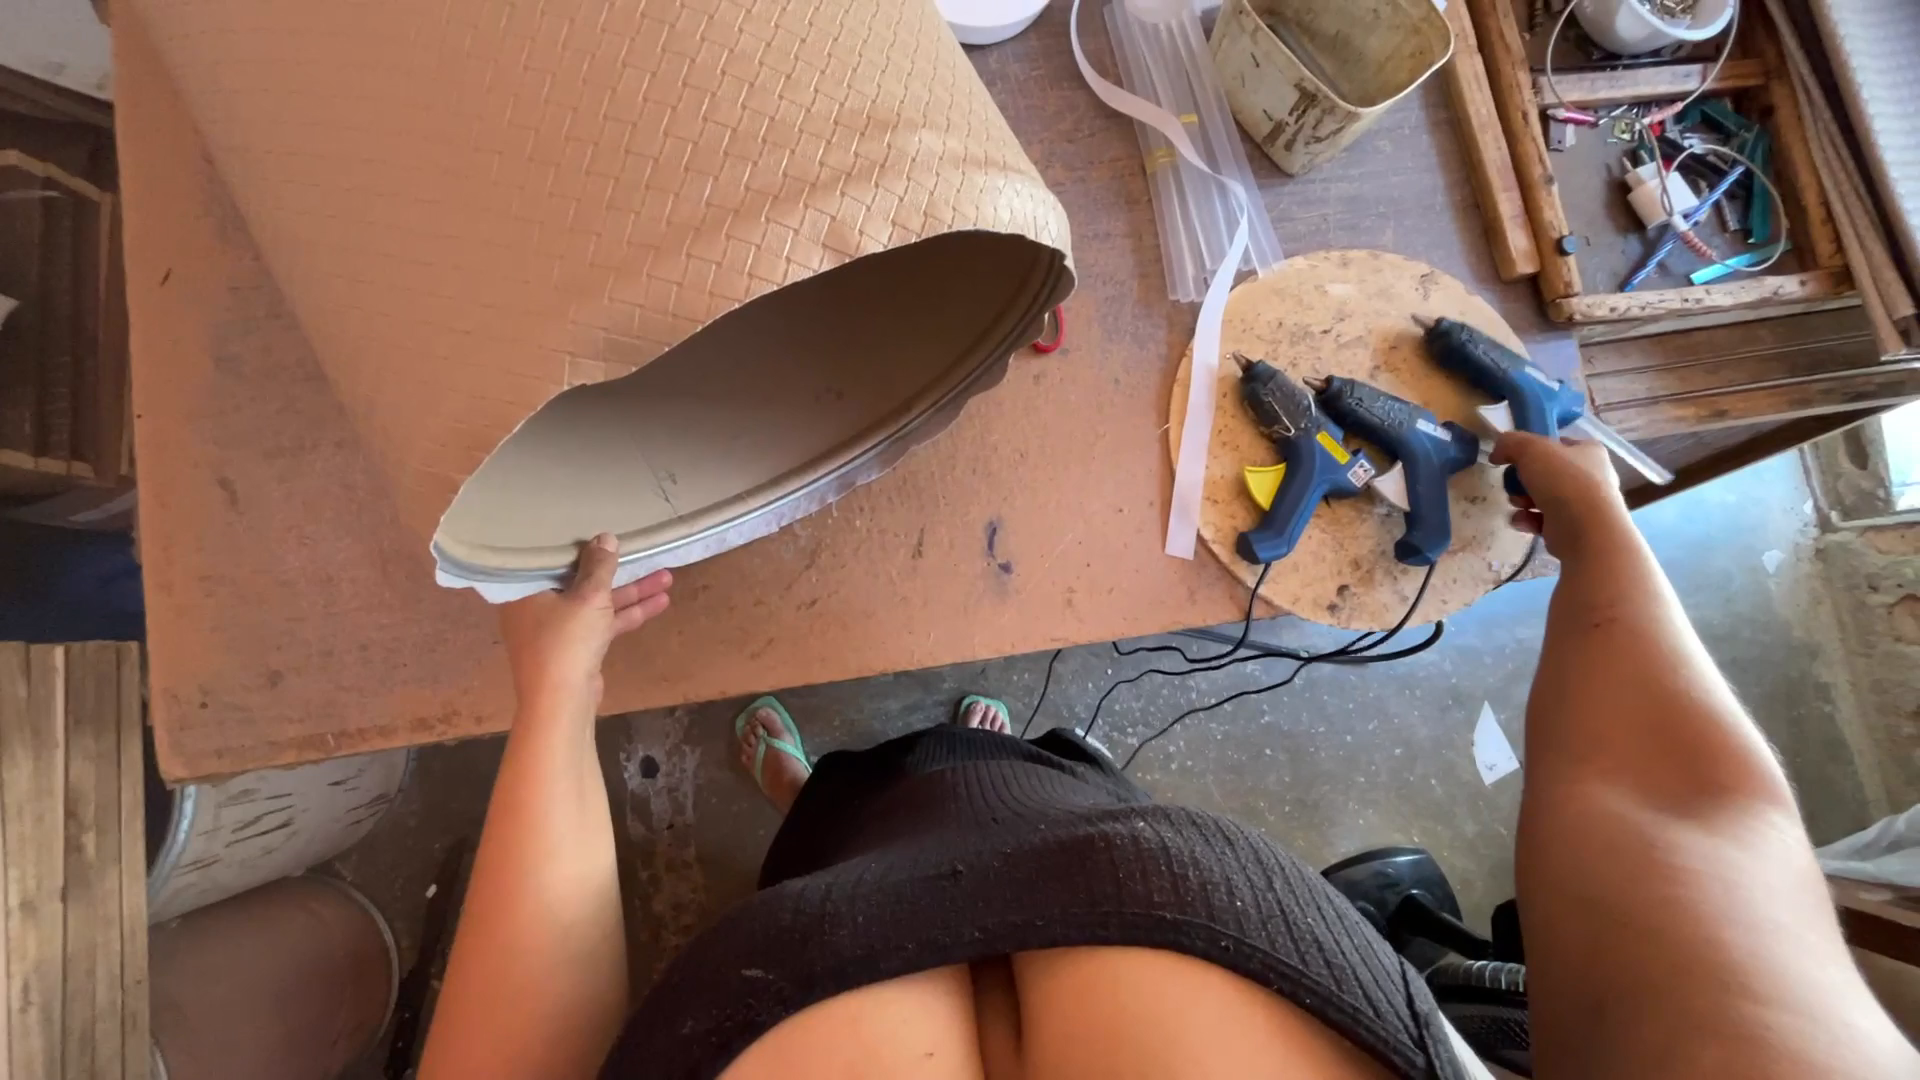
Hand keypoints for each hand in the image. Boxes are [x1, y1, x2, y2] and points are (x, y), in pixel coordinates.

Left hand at [499, 533, 672, 713]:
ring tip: (667, 578)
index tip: (602, 533)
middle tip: (645, 554)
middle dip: (619, 572)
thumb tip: (606, 537)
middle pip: (581, 581)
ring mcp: (559, 630)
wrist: (562, 700)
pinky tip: (659, 603)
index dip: (580, 546)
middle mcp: (538, 608)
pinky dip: (628, 613)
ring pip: (598, 603)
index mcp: (527, 592)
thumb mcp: (588, 597)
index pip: (552, 560)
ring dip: (632, 592)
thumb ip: (600, 566)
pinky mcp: (577, 648)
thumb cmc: (566, 641)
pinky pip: (603, 622)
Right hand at [1490, 431, 1628, 557]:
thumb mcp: (1530, 448)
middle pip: (1542, 472)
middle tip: (1514, 484)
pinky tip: (1525, 522)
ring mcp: (1581, 502)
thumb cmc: (1563, 481)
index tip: (1513, 458)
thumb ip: (1509, 442)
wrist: (1586, 528)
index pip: (1556, 444)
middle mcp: (1589, 475)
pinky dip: (1527, 519)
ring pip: (1538, 496)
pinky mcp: (1570, 525)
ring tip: (1520, 505)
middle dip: (1520, 480)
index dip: (1532, 449)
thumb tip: (1498, 453)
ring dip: (1520, 500)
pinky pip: (1539, 518)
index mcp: (1588, 451)